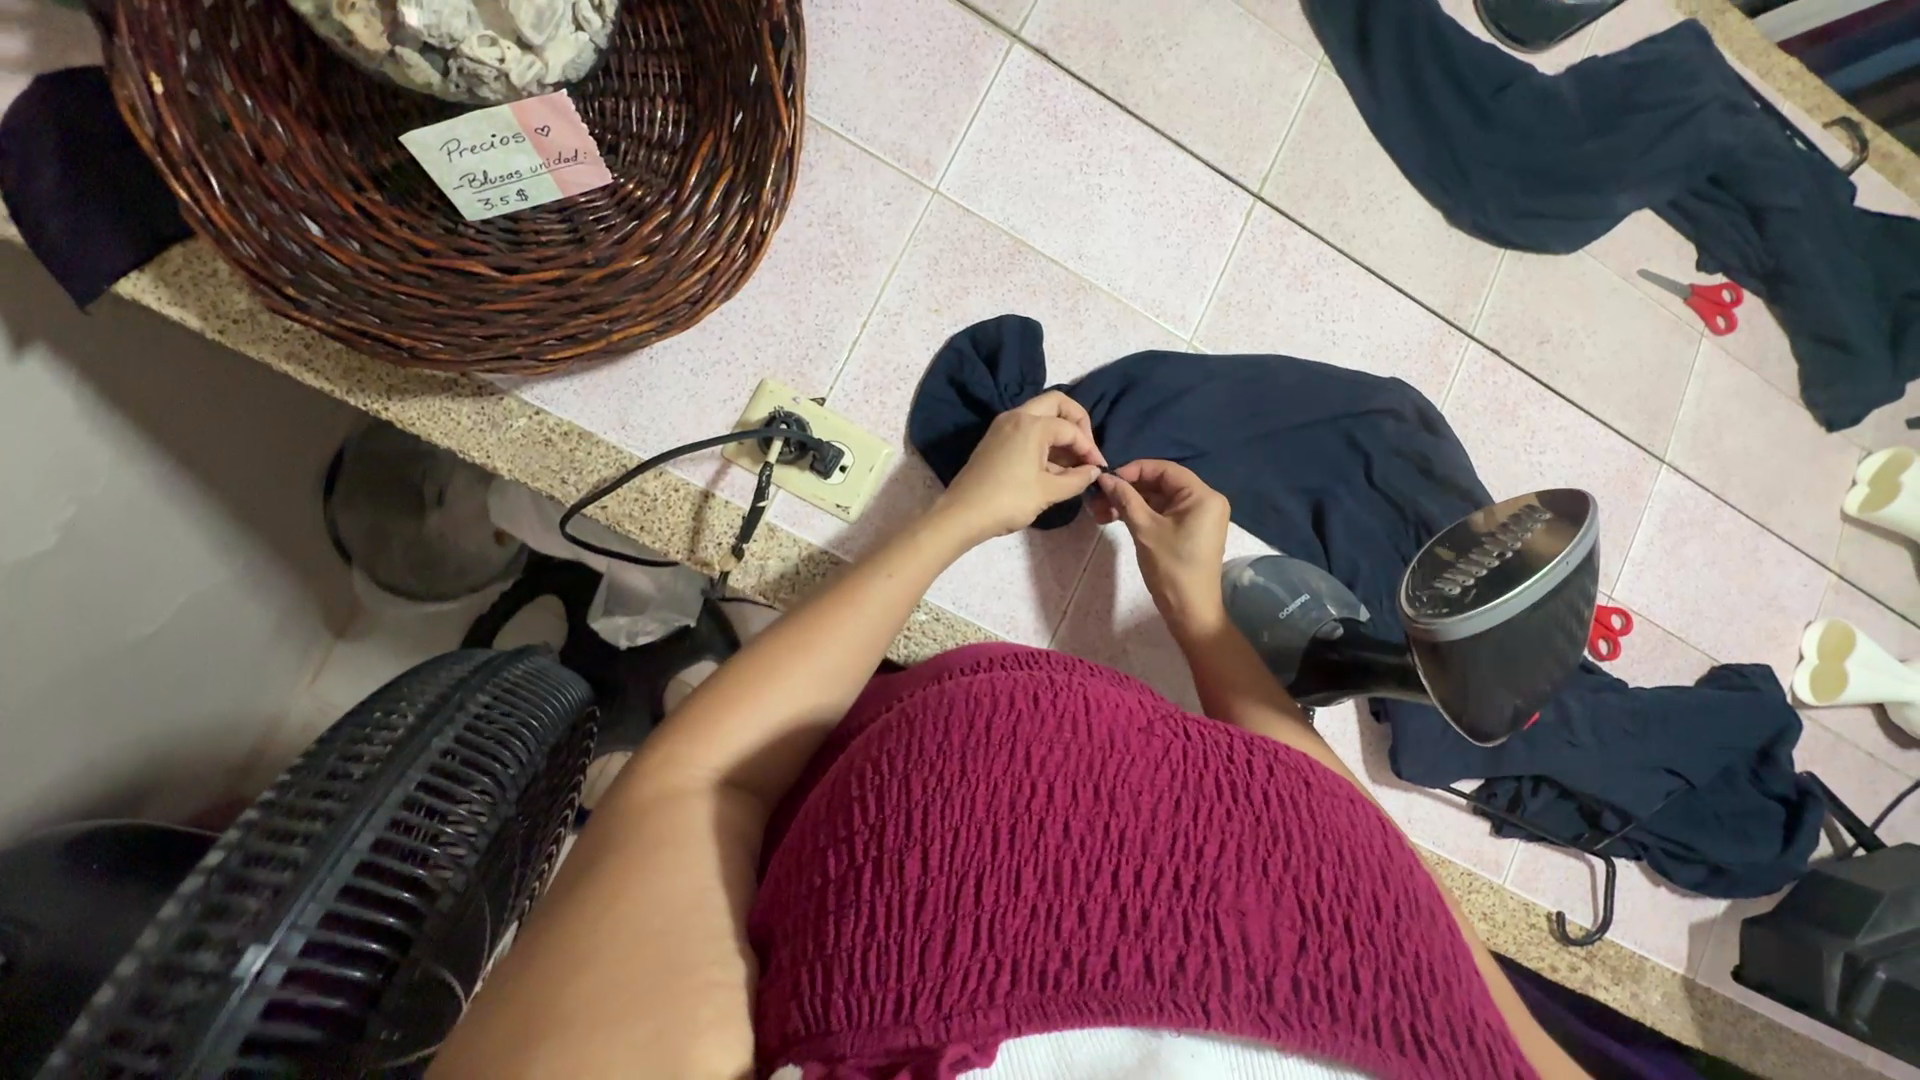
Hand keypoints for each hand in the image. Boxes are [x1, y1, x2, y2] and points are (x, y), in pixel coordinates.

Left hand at [933, 391, 1107, 543]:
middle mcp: (1016, 416)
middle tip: (1086, 449)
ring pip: (1040, 416)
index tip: (1098, 468)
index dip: (1089, 448)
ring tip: (1072, 464)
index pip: (1071, 428)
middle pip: (1056, 404)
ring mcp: (1002, 426)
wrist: (962, 514)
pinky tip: (1053, 467)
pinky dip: (1043, 441)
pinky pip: (1026, 430)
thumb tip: (1093, 471)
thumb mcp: (1048, 492)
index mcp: (1032, 424)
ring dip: (1059, 433)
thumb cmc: (1008, 500)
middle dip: (1077, 422)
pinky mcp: (995, 440)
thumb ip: (1076, 479)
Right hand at [1091, 460, 1230, 639]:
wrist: (1190, 609)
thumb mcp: (1144, 529)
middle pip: (1161, 483)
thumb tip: (1104, 478)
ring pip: (1160, 499)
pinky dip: (1142, 514)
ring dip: (1131, 503)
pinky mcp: (1191, 530)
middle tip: (1099, 499)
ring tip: (1102, 513)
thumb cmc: (1170, 567)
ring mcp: (1199, 516)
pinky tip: (1117, 519)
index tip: (1107, 481)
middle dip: (1128, 489)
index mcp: (1202, 496)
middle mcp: (1206, 501)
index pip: (1164, 469)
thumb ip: (1125, 498)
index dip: (1133, 471)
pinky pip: (1164, 513)